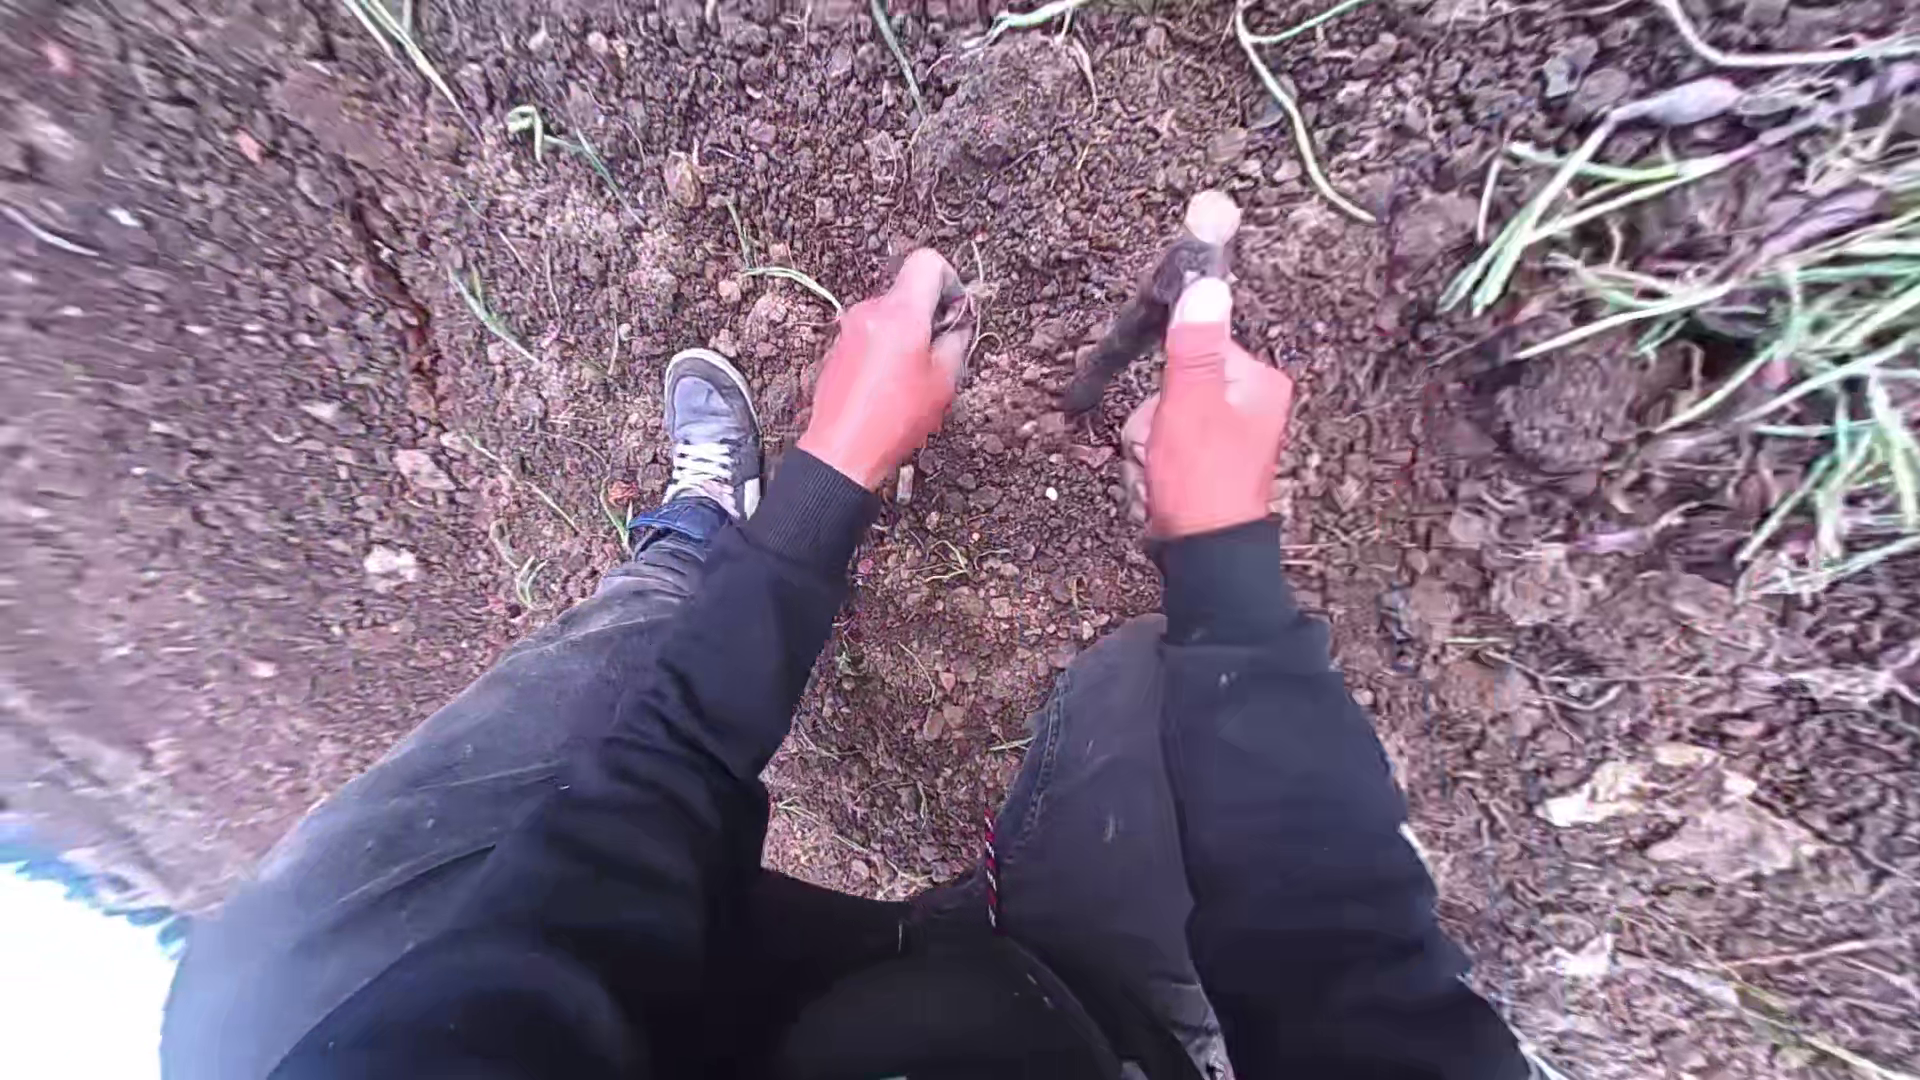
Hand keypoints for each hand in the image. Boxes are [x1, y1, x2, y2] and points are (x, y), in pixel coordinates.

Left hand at [798, 249, 968, 489]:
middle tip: (941, 355)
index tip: (955, 313)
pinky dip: (887, 350)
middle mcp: (871, 311)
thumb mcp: (943, 383)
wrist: (842, 451)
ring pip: (891, 316)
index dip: (950, 281)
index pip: (927, 262)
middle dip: (930, 317)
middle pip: (909, 292)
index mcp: (901, 312)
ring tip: (915, 379)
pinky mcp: (838, 349)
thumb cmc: (893, 420)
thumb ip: (956, 342)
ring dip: (908, 337)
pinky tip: (891, 387)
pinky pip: (872, 336)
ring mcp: (850, 329)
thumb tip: (959, 324)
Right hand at [1143, 277, 1293, 538]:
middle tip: (1164, 446)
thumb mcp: (1191, 402)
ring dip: (1147, 446)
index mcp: (1256, 383)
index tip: (1168, 405)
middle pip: (1173, 387)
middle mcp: (1246, 405)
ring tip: (1162, 471)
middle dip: (1154, 421)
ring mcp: (1224, 436)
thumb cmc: (1201, 481)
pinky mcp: (1204, 460)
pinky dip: (1152, 464)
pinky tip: (1161, 483)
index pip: (1198, 350)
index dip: (1170, 378)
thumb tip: (1205, 285)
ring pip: (1160, 419)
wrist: (1201, 549)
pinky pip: (1162, 445)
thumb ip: (1194, 346)